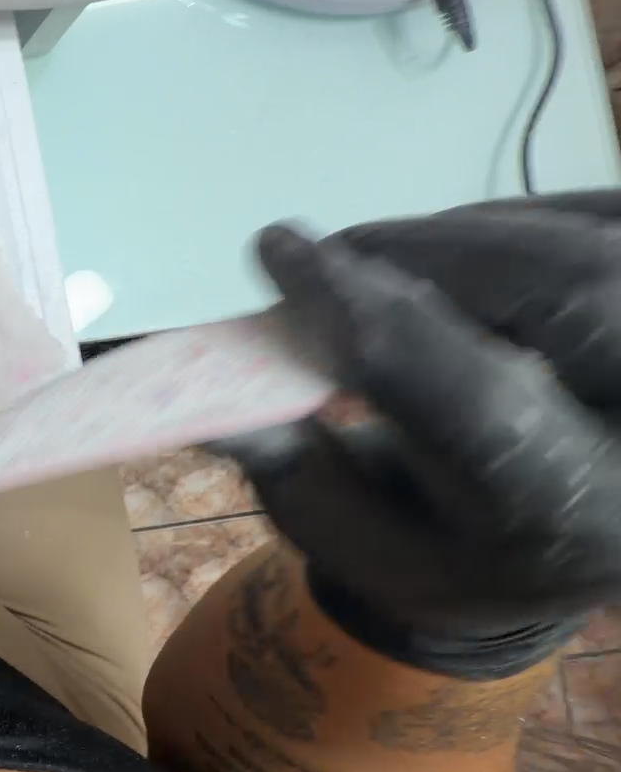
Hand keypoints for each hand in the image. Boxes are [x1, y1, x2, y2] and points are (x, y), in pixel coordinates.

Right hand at [218, 193, 620, 676]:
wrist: (551, 552)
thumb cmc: (422, 550)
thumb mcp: (334, 525)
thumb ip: (278, 454)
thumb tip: (192, 372)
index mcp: (563, 525)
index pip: (463, 394)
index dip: (358, 309)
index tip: (274, 246)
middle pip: (571, 290)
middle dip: (429, 250)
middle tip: (333, 250)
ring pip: (595, 244)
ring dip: (465, 235)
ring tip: (381, 263)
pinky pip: (610, 219)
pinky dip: (521, 220)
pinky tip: (460, 257)